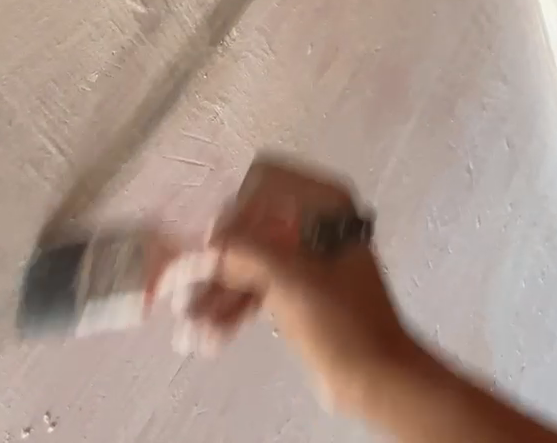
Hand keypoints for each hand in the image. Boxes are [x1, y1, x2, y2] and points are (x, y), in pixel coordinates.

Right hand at [176, 160, 434, 416]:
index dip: (232, 207)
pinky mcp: (298, 284)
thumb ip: (242, 252)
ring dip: (218, 285)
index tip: (206, 240)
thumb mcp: (288, 280)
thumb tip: (202, 244)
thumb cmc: (344, 320)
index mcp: (324, 200)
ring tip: (188, 319)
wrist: (375, 376)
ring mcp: (305, 252)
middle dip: (216, 256)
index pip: (262, 180)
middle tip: (182, 283)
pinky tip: (208, 331)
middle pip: (250, 221)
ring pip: (249, 256)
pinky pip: (257, 282)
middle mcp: (314, 217)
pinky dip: (233, 302)